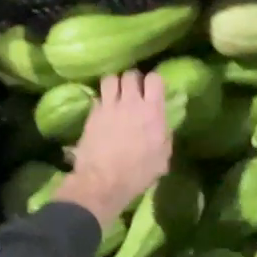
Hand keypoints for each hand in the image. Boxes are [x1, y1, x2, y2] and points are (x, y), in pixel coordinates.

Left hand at [56, 70, 171, 227]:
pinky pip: (98, 96)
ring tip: (116, 93)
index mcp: (152, 112)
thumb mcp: (162, 159)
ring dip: (115, 83)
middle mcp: (130, 102)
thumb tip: (165, 128)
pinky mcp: (92, 113)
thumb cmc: (137, 174)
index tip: (153, 90)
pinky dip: (102, 99)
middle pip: (131, 74)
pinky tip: (103, 109)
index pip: (155, 79)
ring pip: (111, 78)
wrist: (103, 181)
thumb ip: (165, 137)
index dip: (154, 81)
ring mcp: (109, 106)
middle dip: (133, 80)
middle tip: (134, 91)